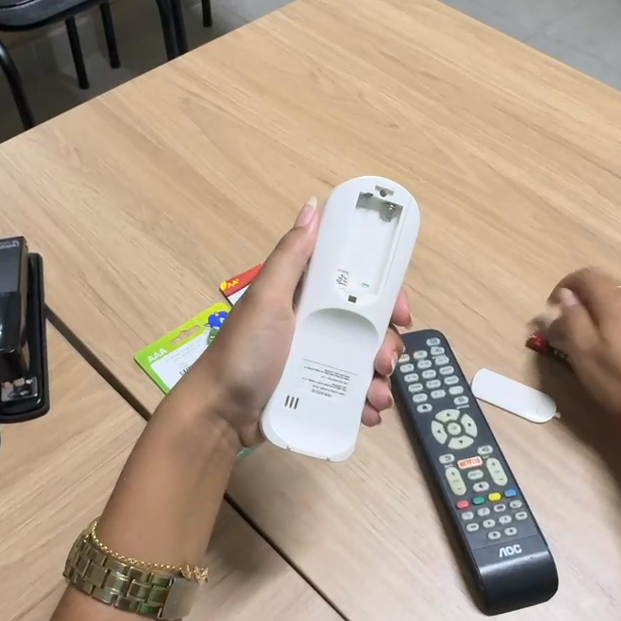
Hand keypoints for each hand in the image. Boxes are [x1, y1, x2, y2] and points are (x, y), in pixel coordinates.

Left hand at [173, 197, 412, 447]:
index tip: (400, 312)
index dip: (385, 296)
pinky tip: (369, 413)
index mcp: (306, 298)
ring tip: (376, 396)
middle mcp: (316, 326)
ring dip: (381, 378)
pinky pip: (353, 395)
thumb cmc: (243, 352)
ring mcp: (317, 362)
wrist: (221, 413)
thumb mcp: (267, 298)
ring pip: (366, 363)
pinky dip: (367, 402)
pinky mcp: (316, 394)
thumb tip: (313, 206)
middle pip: (369, 328)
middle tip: (385, 360)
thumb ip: (291, 257)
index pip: (357, 288)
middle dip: (387, 343)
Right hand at [532, 268, 620, 420]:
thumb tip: (566, 295)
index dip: (564, 285)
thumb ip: (572, 318)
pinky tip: (606, 346)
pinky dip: (610, 320)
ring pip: (615, 300)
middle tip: (562, 324)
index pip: (586, 275)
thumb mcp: (584, 351)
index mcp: (615, 302)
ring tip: (581, 337)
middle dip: (578, 299)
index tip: (551, 308)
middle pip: (602, 285)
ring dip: (594, 310)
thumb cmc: (620, 380)